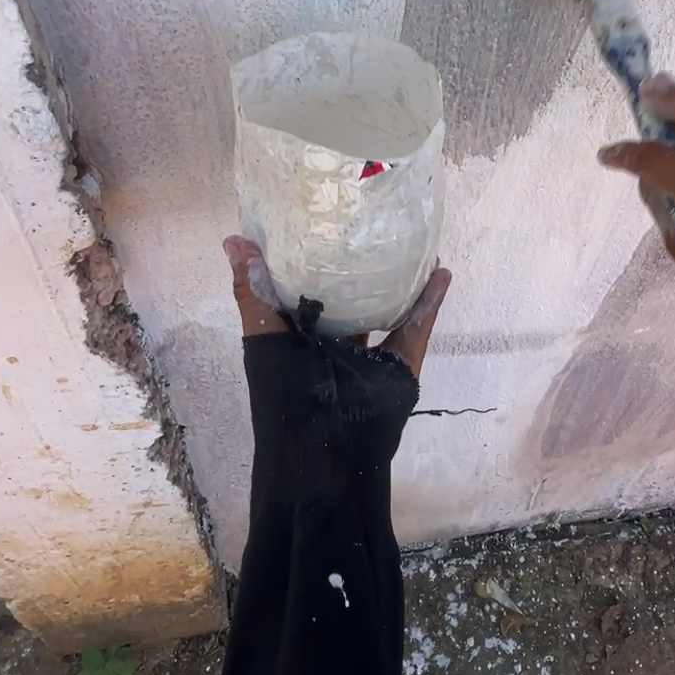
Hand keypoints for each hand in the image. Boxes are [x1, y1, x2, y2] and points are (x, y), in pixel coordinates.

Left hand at [223, 235, 452, 376]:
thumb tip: (234, 240)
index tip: (327, 226)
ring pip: (391, 309)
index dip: (317, 262)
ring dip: (405, 281)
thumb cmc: (284, 390)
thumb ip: (252, 291)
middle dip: (365, 269)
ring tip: (415, 246)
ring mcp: (372, 355)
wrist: (323, 448)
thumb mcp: (261, 335)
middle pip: (355, 298)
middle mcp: (337, 343)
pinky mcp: (400, 365)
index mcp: (301, 337)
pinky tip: (441, 272)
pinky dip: (431, 302)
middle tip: (376, 228)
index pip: (311, 291)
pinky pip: (417, 327)